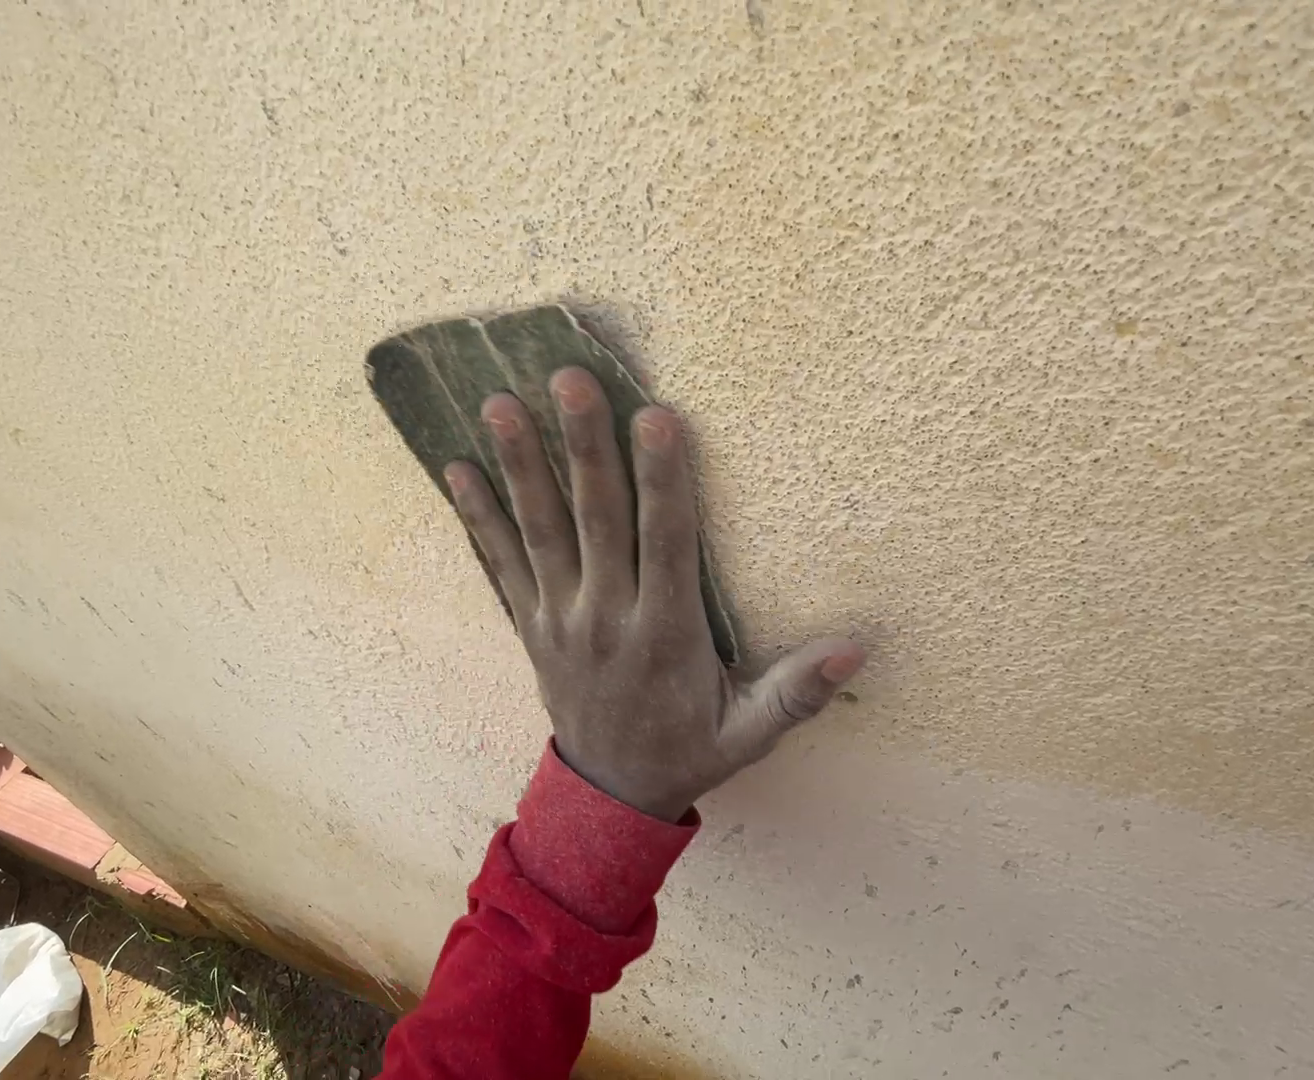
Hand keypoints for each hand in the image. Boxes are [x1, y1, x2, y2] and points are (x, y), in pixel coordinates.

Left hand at [443, 367, 864, 821]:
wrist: (609, 796)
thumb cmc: (687, 753)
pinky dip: (477, 517)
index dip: (663, 480)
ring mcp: (560, 619)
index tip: (656, 417)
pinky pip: (500, 564)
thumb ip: (797, 692)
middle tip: (568, 381)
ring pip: (540, 532)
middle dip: (585, 448)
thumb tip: (857, 650)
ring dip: (520, 466)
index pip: (665, 544)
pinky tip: (456, 471)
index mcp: (664, 636)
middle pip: (596, 520)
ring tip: (498, 404)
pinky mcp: (532, 626)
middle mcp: (606, 618)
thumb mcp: (748, 733)